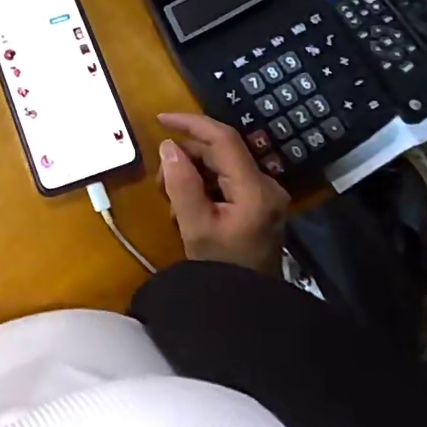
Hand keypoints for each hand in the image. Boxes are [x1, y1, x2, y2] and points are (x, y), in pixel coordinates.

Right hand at [156, 112, 290, 273]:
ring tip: (172, 198)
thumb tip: (169, 146)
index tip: (161, 120)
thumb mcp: (194, 226)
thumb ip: (181, 183)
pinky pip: (227, 180)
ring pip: (221, 165)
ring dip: (192, 171)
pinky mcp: (259, 204)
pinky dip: (203, 183)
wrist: (247, 306)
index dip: (191, 124)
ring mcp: (265, 195)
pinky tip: (187, 204)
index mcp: (255, 189)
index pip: (223, 139)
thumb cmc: (221, 269)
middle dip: (186, 156)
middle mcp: (266, 185)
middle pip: (221, 152)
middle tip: (160, 180)